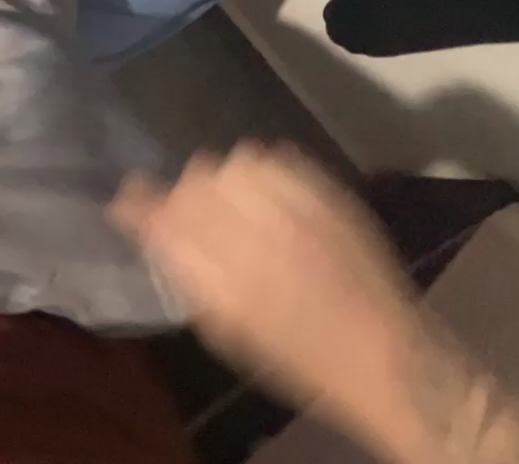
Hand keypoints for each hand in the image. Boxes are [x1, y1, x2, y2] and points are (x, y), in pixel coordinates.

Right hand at [108, 144, 429, 435]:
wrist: (391, 361)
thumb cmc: (297, 356)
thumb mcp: (225, 328)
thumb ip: (182, 269)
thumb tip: (143, 224)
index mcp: (222, 276)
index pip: (157, 215)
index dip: (136, 202)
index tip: (127, 201)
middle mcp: (254, 234)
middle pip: (191, 180)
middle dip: (184, 191)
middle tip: (194, 212)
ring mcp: (294, 210)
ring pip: (229, 162)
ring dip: (221, 177)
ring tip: (233, 201)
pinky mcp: (327, 194)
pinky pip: (273, 157)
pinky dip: (260, 168)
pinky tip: (266, 191)